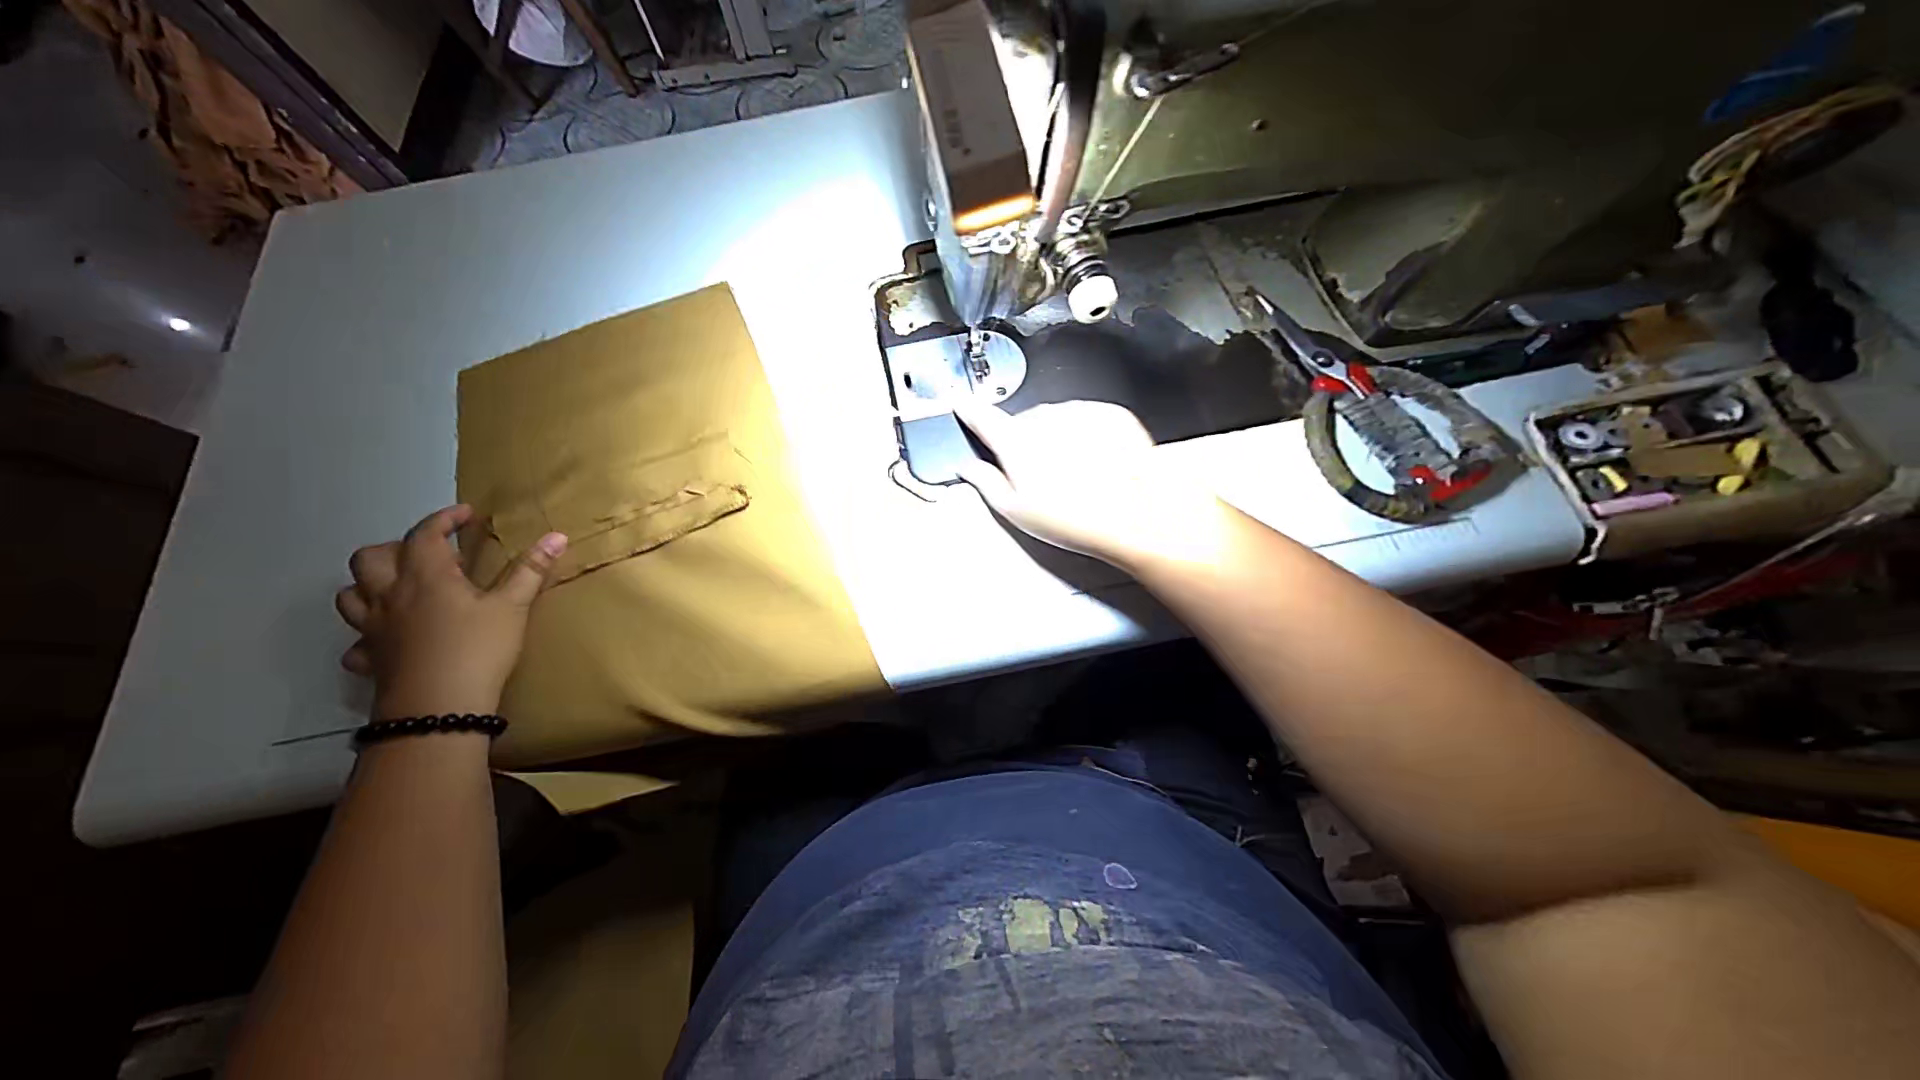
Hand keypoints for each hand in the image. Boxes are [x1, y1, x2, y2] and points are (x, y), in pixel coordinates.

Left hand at [336, 504, 566, 719]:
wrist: (438, 709)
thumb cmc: (478, 649)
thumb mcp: (512, 607)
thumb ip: (530, 570)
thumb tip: (556, 536)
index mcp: (425, 577)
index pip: (424, 534)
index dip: (444, 519)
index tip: (465, 515)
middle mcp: (390, 596)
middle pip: (370, 558)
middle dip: (395, 547)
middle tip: (426, 554)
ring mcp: (373, 629)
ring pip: (351, 595)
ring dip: (369, 585)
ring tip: (399, 589)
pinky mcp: (371, 659)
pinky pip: (356, 642)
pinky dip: (366, 634)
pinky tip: (388, 639)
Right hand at [954, 401, 1231, 569]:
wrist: (1134, 517)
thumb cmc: (1072, 519)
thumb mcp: (1015, 510)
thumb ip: (985, 482)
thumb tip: (968, 468)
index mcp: (1016, 440)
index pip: (982, 415)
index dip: (967, 408)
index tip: (960, 400)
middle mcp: (1046, 417)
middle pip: (1024, 422)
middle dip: (1026, 442)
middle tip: (1039, 477)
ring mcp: (1080, 412)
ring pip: (1057, 419)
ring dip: (1058, 439)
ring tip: (1073, 476)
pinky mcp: (1110, 414)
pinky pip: (1088, 419)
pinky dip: (1087, 436)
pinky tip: (1095, 465)